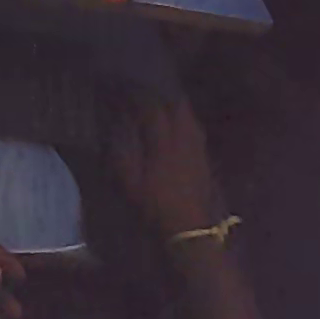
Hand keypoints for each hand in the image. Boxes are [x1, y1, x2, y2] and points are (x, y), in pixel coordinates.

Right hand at [107, 99, 224, 236]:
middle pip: (176, 105)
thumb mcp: (128, 179)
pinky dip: (183, 119)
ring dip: (174, 104)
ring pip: (188, 116)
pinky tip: (176, 124)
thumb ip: (120, 149)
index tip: (122, 88)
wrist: (190, 230)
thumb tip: (115, 126)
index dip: (137, 95)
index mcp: (163, 142)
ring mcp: (197, 148)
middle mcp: (184, 139)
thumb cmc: (155, 204)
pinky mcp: (204, 158)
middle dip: (160, 94)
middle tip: (143, 90)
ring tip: (159, 101)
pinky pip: (194, 128)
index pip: (151, 108)